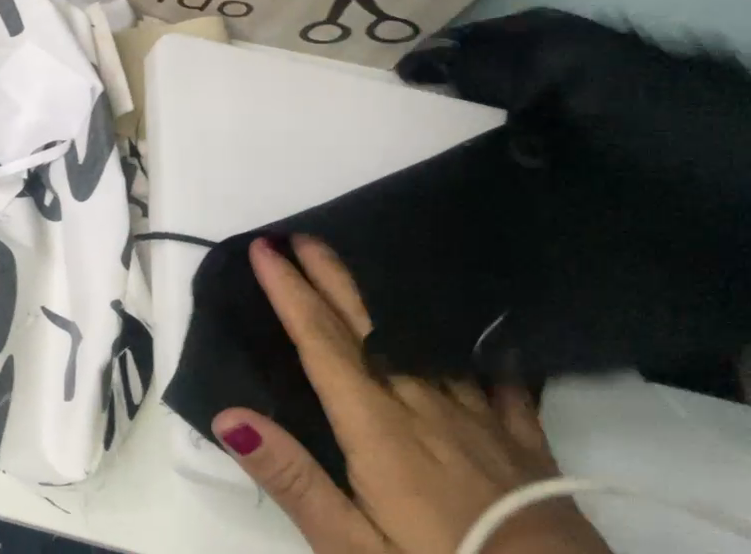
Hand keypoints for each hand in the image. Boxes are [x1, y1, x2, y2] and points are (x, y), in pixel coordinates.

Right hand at [214, 237, 609, 553]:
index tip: (263, 249)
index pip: (322, 345)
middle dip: (331, 280)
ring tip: (363, 269)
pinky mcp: (530, 452)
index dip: (289, 294)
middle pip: (369, 331)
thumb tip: (229, 415)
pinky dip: (482, 350)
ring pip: (425, 345)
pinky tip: (477, 334)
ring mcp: (484, 427)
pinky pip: (502, 384)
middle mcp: (426, 412)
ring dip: (387, 302)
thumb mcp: (355, 553)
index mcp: (378, 432)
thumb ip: (294, 481)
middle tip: (302, 237)